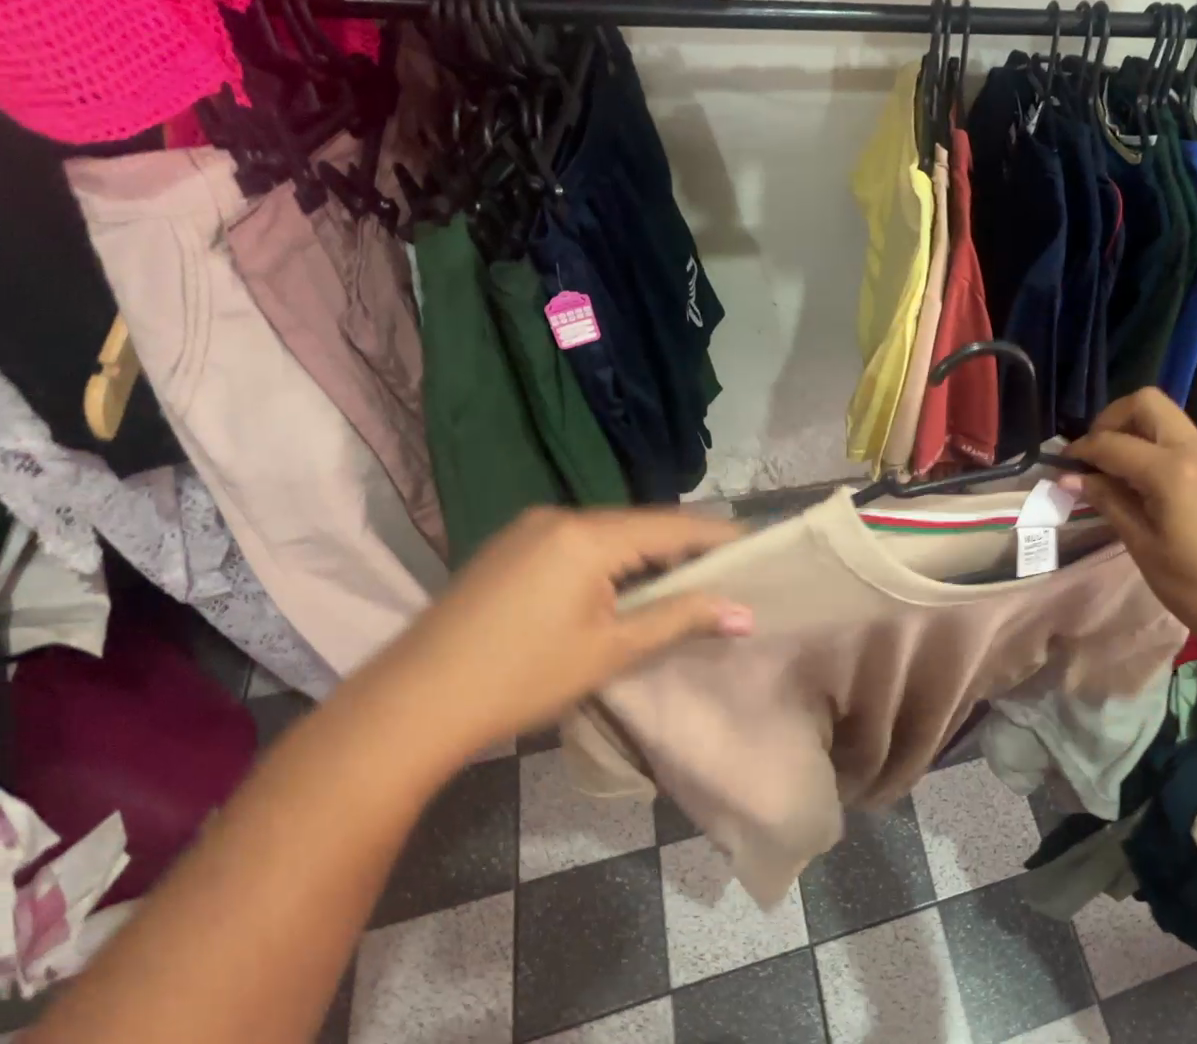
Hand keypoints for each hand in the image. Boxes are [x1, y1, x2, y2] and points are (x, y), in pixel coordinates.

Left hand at [350, 506, 751, 761]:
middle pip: (643, 525)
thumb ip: (682, 619)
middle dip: (687, 548)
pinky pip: (579, 543)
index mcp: (588, 536)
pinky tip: (625, 588)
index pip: (675, 526)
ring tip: (686, 584)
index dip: (721, 538)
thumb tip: (745, 613)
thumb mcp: (613, 650)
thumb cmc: (523, 678)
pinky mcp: (508, 548)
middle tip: (729, 574)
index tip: (760, 549)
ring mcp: (528, 529)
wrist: (413, 704)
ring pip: (611, 533)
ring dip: (649, 556)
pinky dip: (613, 560)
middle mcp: (559, 517)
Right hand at [1062, 389, 1196, 657]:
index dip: (1082, 450)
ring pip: (1165, 418)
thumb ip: (1108, 502)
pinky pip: (1179, 439)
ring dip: (1133, 431)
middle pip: (1146, 403)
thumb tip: (1071, 478)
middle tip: (1094, 456)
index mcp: (1171, 470)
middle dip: (1111, 420)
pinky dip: (1153, 446)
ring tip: (1113, 471)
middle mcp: (1194, 450)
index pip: (1113, 442)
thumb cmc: (1194, 585)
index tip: (1062, 467)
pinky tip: (1140, 482)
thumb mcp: (1142, 545)